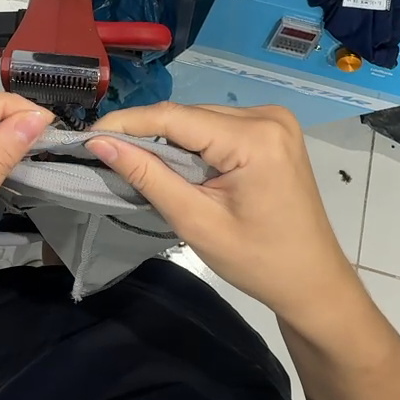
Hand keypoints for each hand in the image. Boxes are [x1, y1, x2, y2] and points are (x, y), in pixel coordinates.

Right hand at [85, 103, 361, 323]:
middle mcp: (266, 116)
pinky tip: (175, 164)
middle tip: (105, 155)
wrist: (314, 283)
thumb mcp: (195, 220)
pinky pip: (214, 126)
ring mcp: (272, 120)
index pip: (173, 117)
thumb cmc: (258, 261)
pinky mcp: (271, 130)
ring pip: (197, 119)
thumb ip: (147, 175)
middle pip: (185, 116)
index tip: (86, 136)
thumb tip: (99, 142)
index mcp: (254, 137)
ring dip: (166, 139)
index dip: (126, 123)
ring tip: (135, 162)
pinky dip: (189, 143)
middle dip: (145, 134)